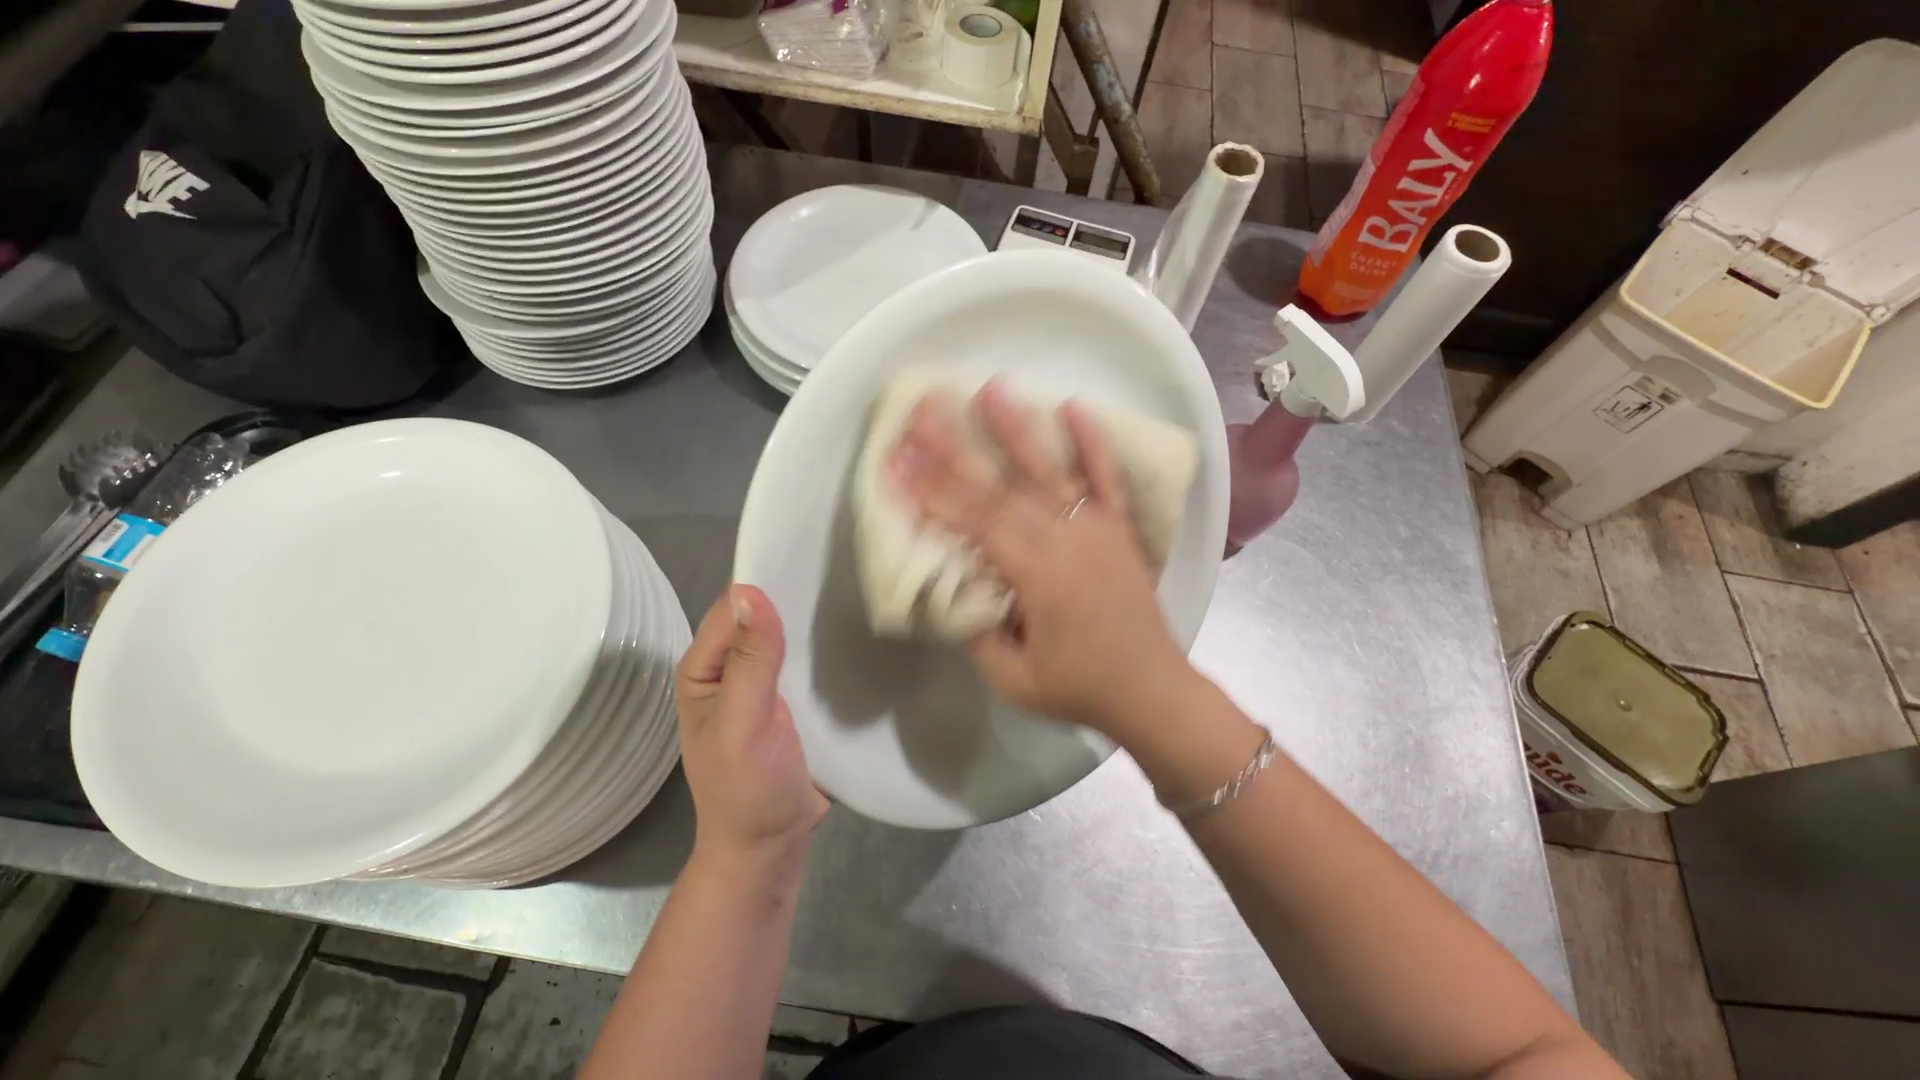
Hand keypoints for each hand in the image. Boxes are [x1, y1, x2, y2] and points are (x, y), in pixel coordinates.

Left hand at [675, 585, 829, 881]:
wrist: (770, 847)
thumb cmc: (748, 789)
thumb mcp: (745, 722)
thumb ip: (751, 659)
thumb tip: (751, 589)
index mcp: (703, 669)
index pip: (733, 608)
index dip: (767, 584)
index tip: (816, 564)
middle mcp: (728, 671)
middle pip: (760, 619)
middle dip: (793, 600)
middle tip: (846, 578)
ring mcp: (760, 688)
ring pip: (784, 640)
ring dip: (811, 626)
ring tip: (857, 601)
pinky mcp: (789, 704)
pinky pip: (803, 665)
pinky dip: (821, 654)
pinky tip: (852, 642)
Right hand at [888, 380, 1194, 738]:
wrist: (1153, 690)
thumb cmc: (1080, 688)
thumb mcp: (1013, 680)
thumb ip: (977, 634)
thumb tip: (952, 588)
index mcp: (1038, 577)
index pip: (974, 523)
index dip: (932, 492)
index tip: (896, 462)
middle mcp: (1066, 541)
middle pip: (1001, 488)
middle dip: (956, 448)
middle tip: (923, 407)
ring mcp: (1096, 529)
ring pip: (1049, 471)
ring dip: (1017, 428)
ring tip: (991, 386)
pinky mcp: (1119, 528)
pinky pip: (1107, 478)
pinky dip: (1093, 441)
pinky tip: (1075, 406)